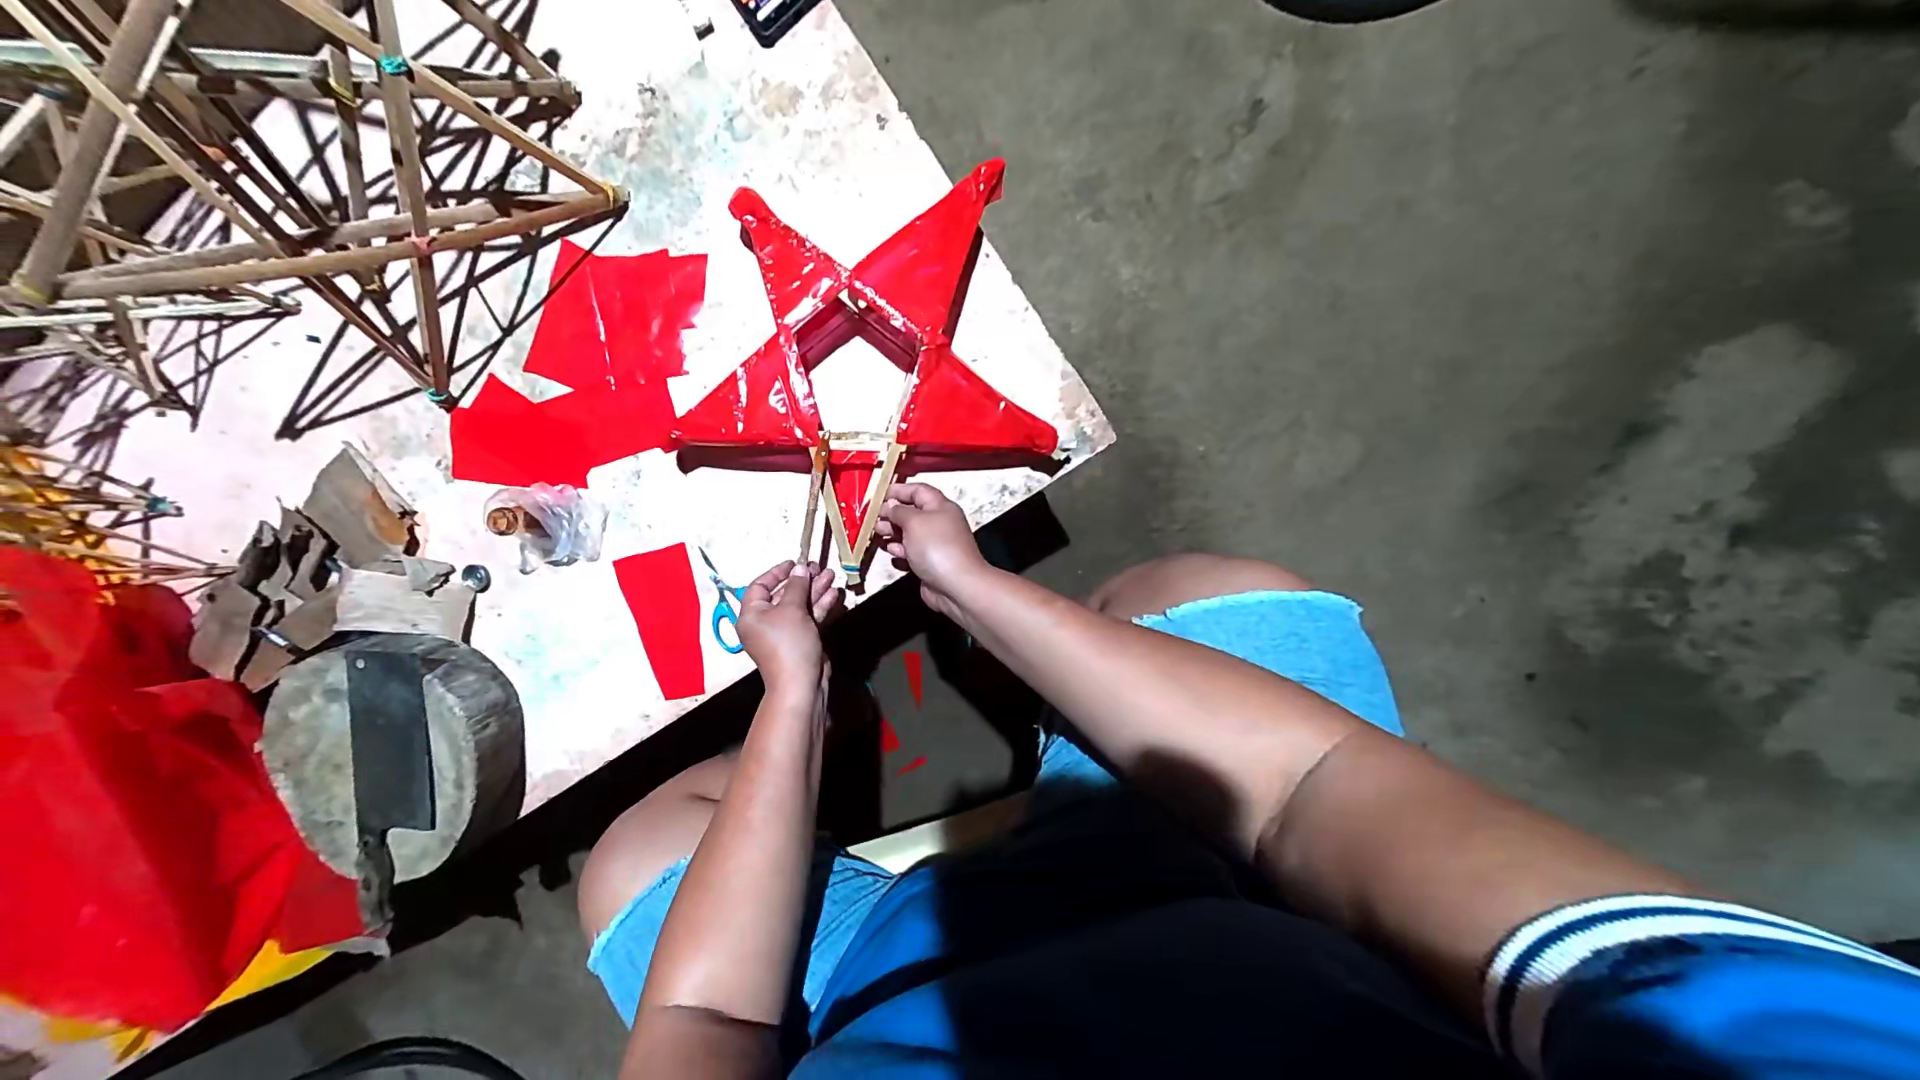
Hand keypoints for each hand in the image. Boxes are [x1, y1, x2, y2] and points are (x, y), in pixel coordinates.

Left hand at [737, 561, 839, 703]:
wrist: (800, 682)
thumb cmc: (789, 642)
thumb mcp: (792, 609)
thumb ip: (797, 586)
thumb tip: (800, 568)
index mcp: (752, 614)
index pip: (759, 586)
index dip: (777, 572)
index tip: (794, 563)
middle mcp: (765, 622)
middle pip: (783, 594)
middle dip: (803, 581)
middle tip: (819, 568)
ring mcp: (784, 632)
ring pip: (799, 605)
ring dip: (815, 590)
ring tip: (831, 575)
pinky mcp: (801, 639)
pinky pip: (808, 618)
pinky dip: (820, 606)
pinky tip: (834, 594)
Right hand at [874, 483, 990, 619]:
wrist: (956, 586)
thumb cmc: (936, 547)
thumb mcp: (914, 521)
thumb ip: (898, 511)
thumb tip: (890, 506)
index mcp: (940, 507)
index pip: (918, 491)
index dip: (898, 491)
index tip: (879, 496)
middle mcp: (938, 524)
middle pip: (911, 513)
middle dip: (891, 515)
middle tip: (875, 522)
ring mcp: (934, 545)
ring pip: (908, 535)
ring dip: (893, 535)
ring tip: (880, 538)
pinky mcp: (929, 564)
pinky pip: (911, 555)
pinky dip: (900, 554)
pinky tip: (894, 556)